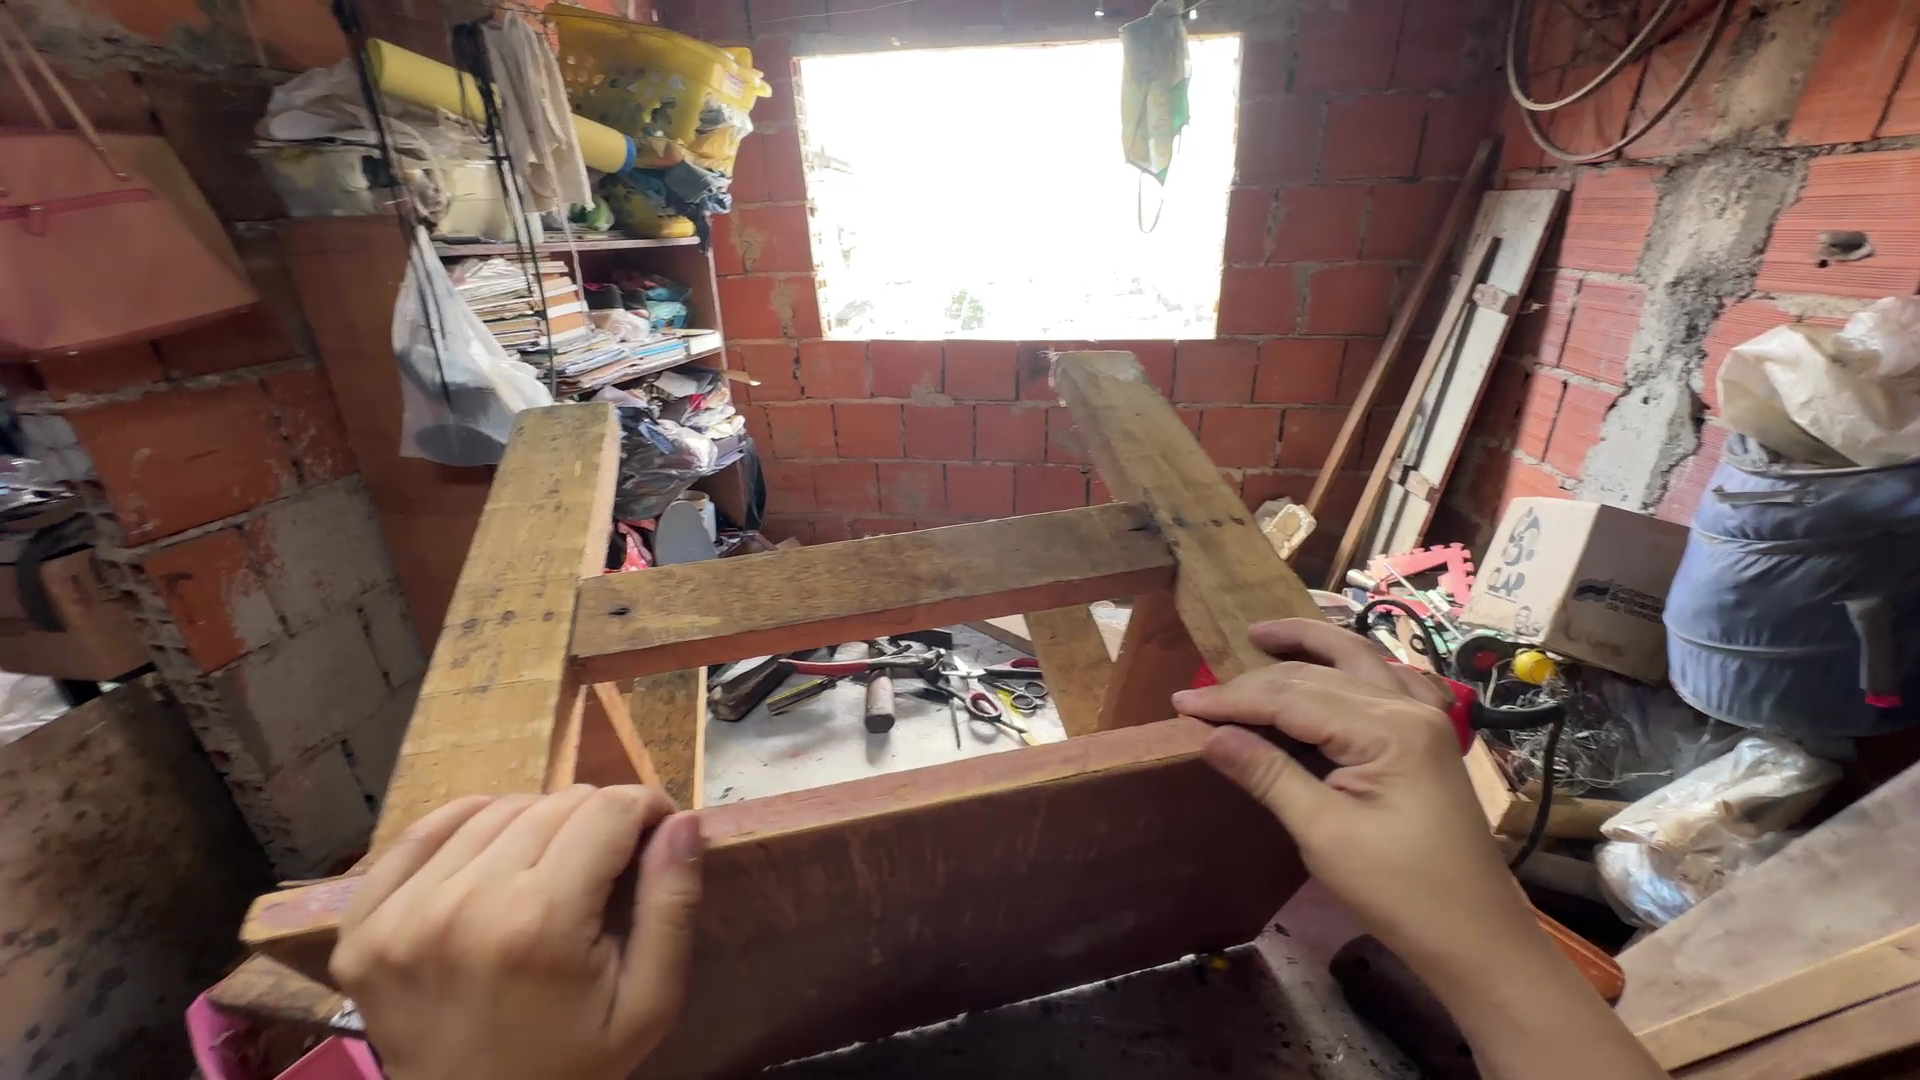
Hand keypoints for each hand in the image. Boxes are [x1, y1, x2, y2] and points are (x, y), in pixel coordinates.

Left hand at [330, 786, 703, 1079]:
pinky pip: (419, 834)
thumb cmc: (575, 1064)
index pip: (610, 808)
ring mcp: (403, 916)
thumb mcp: (651, 1001)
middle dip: (601, 818)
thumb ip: (673, 905)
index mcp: (542, 923)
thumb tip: (684, 820)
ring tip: (556, 864)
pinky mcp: (363, 927)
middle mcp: (466, 906)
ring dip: (541, 822)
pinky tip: (494, 850)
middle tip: (610, 862)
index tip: (656, 836)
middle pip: (559, 803)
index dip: (648, 808)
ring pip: (500, 809)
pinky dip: (465, 824)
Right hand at [1174, 619, 1534, 973]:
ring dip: (1305, 644)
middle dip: (1252, 683)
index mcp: (1388, 730)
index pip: (1291, 698)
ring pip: (1353, 660)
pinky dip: (1349, 662)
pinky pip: (1383, 679)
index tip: (1181, 705)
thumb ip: (1266, 773)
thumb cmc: (1401, 893)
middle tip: (1199, 695)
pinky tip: (1329, 660)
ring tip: (1259, 634)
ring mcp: (1423, 717)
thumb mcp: (1323, 834)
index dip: (1231, 700)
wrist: (1478, 940)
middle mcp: (1407, 708)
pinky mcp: (1424, 735)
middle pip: (1314, 677)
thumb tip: (1209, 734)